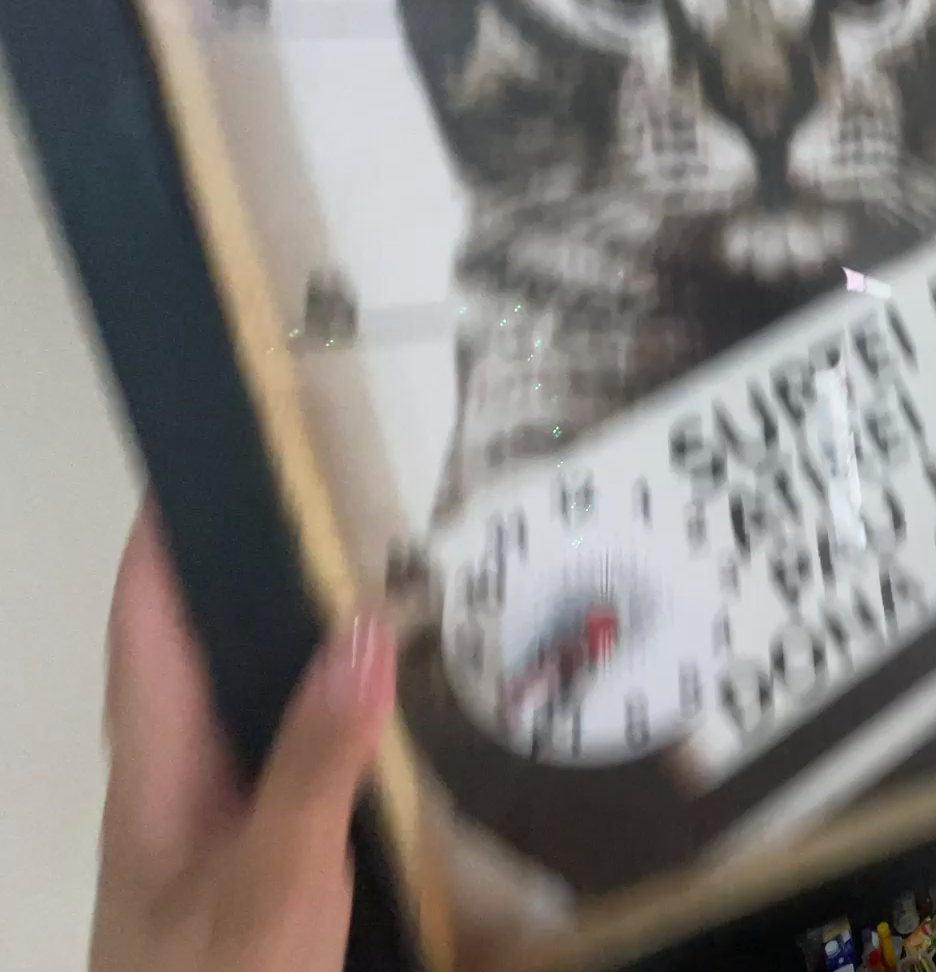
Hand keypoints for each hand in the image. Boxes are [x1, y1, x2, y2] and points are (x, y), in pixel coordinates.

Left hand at [89, 504, 395, 971]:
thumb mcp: (275, 867)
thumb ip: (319, 753)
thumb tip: (360, 630)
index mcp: (158, 780)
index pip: (147, 650)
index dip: (156, 567)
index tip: (181, 489)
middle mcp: (182, 785)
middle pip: (193, 663)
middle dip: (226, 584)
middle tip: (294, 517)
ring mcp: (222, 814)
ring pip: (245, 702)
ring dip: (280, 636)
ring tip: (342, 580)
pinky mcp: (266, 835)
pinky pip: (291, 739)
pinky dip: (322, 691)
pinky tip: (365, 688)